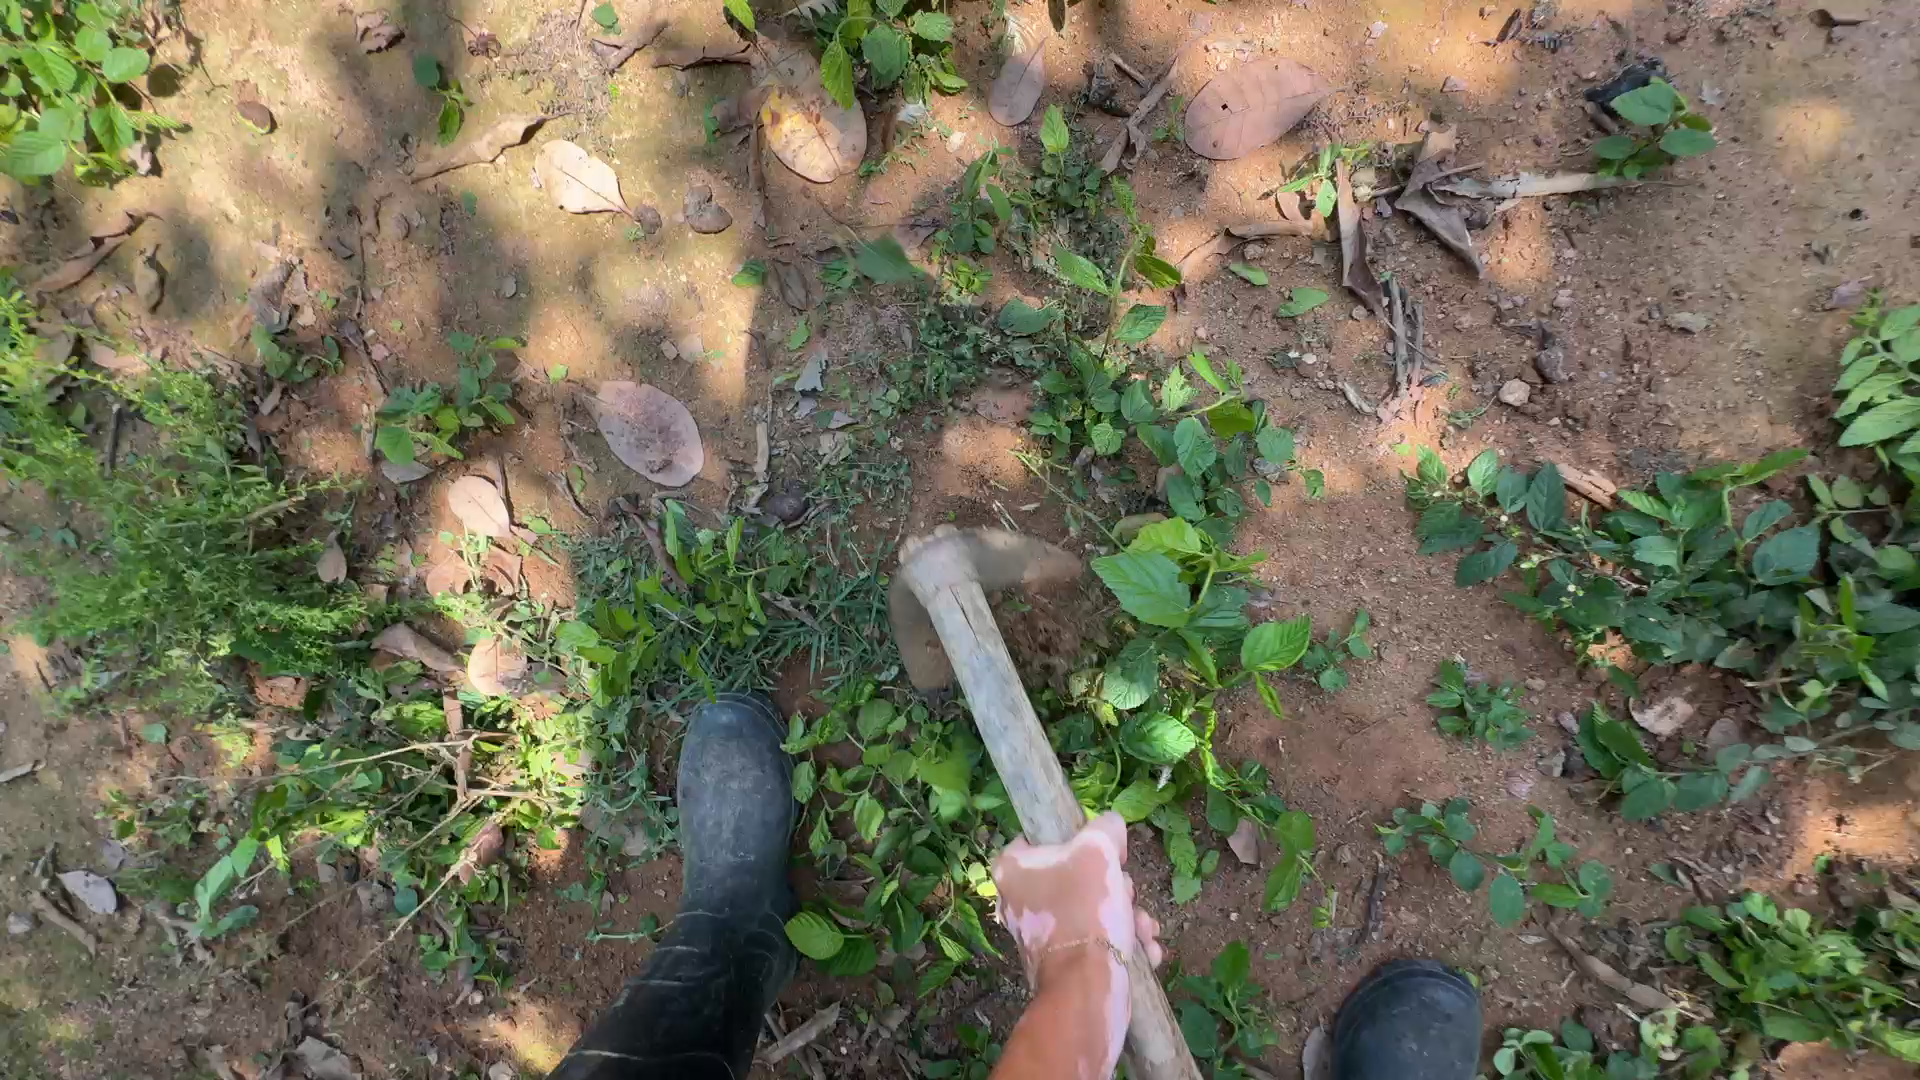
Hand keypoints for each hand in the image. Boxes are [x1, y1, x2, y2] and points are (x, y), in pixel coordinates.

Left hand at [990, 812, 1164, 988]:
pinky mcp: (1061, 964)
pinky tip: (1144, 950)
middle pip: (1074, 874)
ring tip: (1141, 927)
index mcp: (1012, 869)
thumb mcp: (1099, 850)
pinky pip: (1094, 939)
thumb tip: (1111, 826)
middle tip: (1126, 893)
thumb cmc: (1086, 910)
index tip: (1101, 850)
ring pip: (1091, 908)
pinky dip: (1121, 942)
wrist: (1088, 991)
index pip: (1039, 837)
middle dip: (1113, 885)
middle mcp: (1018, 901)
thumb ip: (1106, 827)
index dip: (1076, 838)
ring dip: (1125, 914)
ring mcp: (1039, 935)